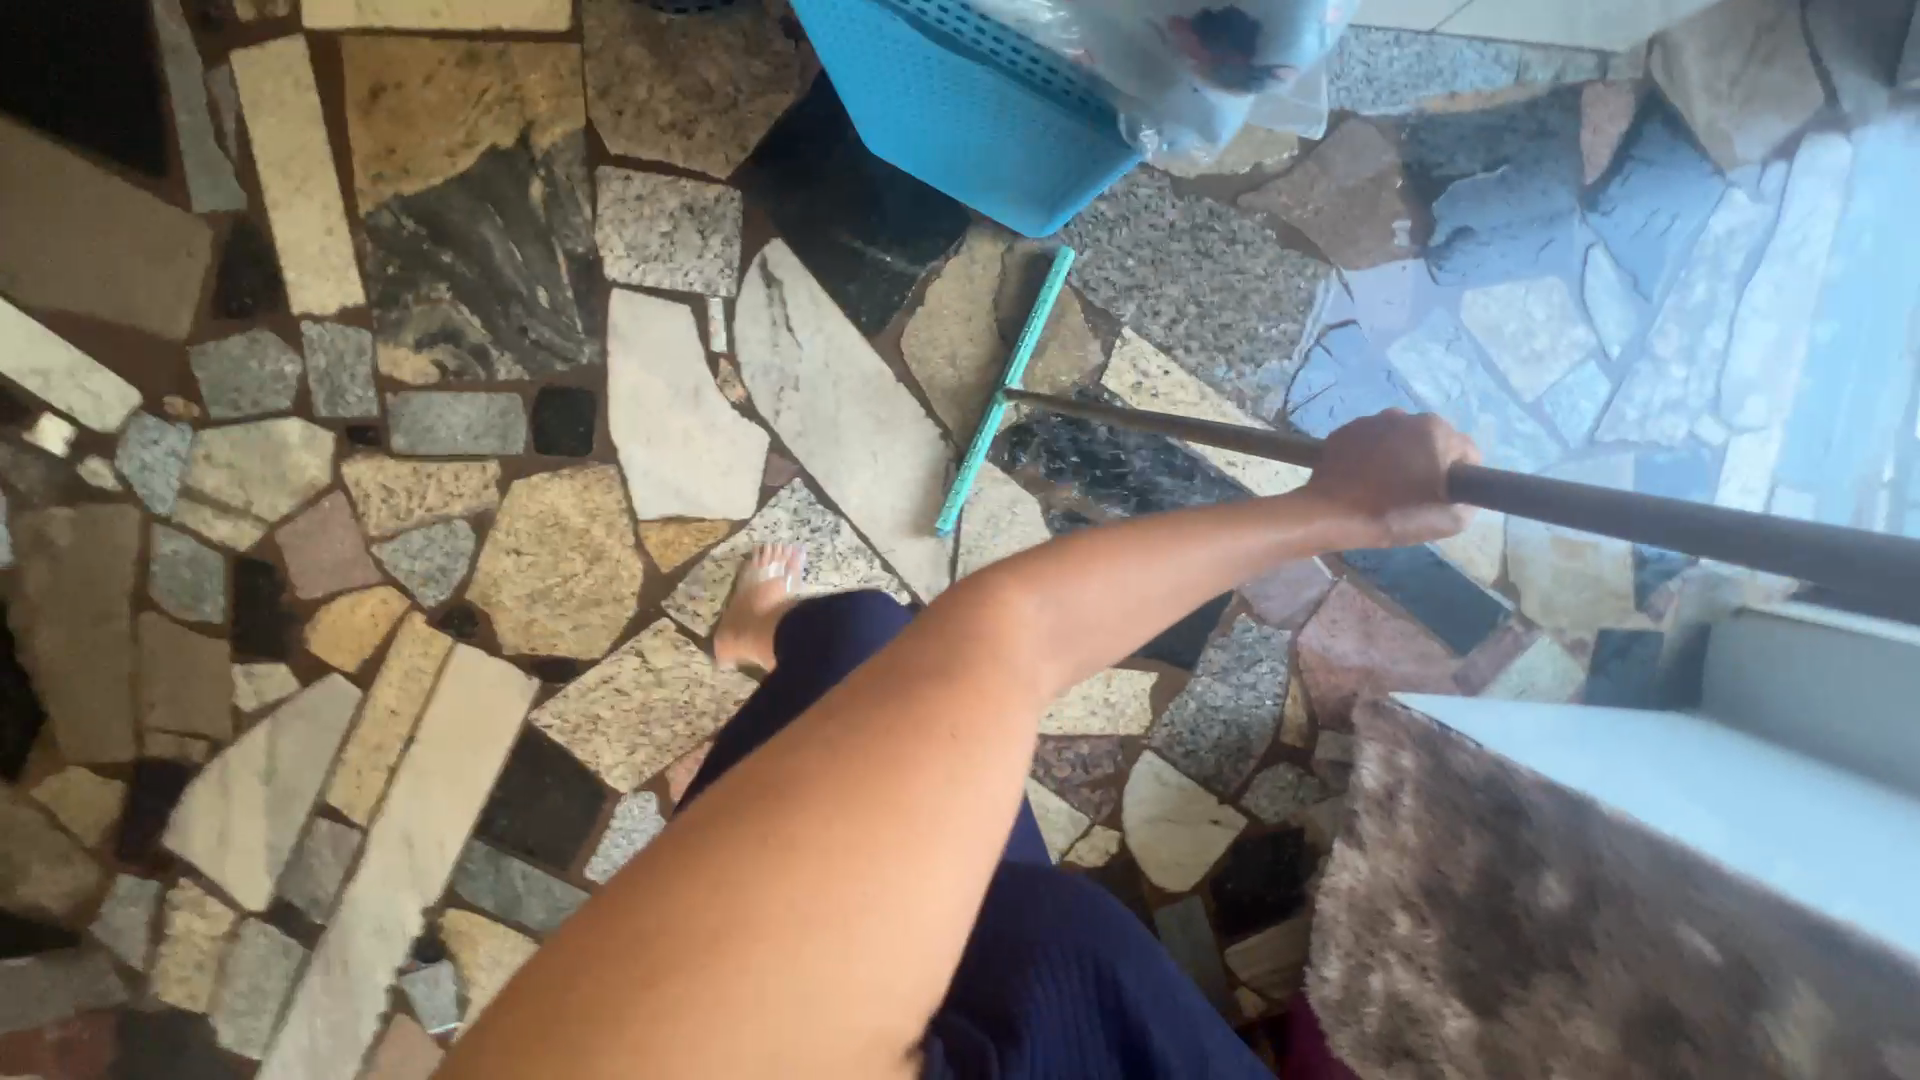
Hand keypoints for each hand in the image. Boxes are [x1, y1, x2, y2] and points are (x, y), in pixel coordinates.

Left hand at [1300, 410, 1480, 548]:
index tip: (1443, 495)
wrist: (1331, 515)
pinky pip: (1368, 441)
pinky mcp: (1342, 432)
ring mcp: (1369, 421)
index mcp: (1436, 430)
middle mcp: (1403, 416)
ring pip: (1398, 438)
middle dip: (1428, 462)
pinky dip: (1370, 454)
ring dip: (1398, 455)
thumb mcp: (1450, 520)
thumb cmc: (1393, 516)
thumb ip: (1470, 501)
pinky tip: (1362, 477)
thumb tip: (1464, 495)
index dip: (1459, 477)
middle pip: (1430, 441)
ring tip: (1384, 484)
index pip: (1464, 452)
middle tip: (1412, 491)